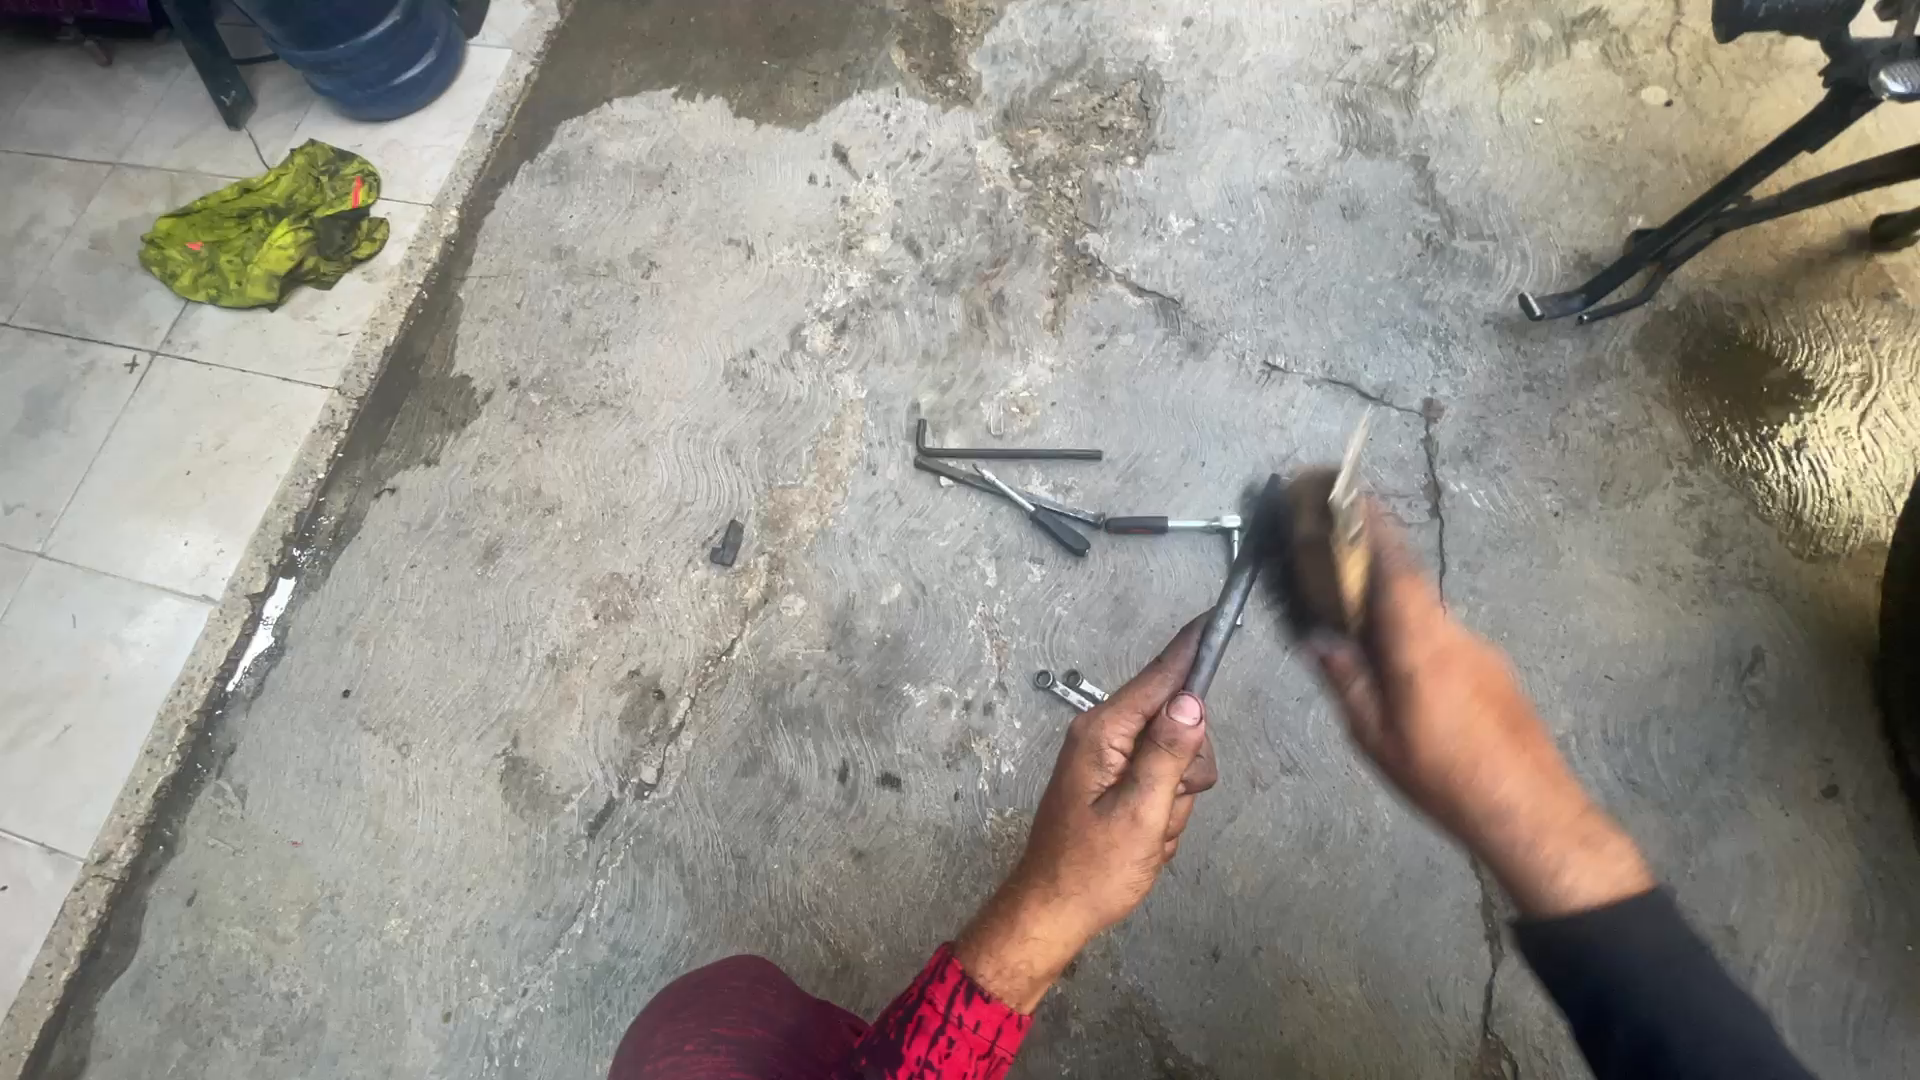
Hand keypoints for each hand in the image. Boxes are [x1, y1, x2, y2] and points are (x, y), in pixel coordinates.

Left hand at [954, 619, 1212, 1010]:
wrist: (1054, 908)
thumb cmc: (1092, 868)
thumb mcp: (1139, 813)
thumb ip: (1168, 754)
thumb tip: (1192, 700)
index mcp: (1103, 731)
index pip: (1158, 678)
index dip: (1191, 651)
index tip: (1216, 617)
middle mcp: (1104, 732)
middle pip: (1176, 722)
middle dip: (1186, 769)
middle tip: (1165, 811)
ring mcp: (1109, 755)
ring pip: (1177, 756)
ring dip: (1175, 798)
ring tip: (1149, 831)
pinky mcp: (1116, 776)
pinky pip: (1163, 780)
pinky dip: (1166, 809)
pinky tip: (1146, 835)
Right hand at [1309, 507, 1652, 917]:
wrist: (1534, 815)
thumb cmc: (1442, 776)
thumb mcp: (1373, 734)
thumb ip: (1346, 680)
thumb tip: (1319, 640)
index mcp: (1419, 646)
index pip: (1397, 570)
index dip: (1375, 530)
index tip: (1353, 497)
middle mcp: (1453, 635)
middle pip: (1409, 583)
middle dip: (1373, 559)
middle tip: (1336, 552)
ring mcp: (1480, 651)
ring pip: (1426, 611)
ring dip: (1391, 601)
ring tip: (1356, 617)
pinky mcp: (1494, 671)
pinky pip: (1442, 635)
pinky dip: (1412, 630)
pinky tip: (1398, 665)